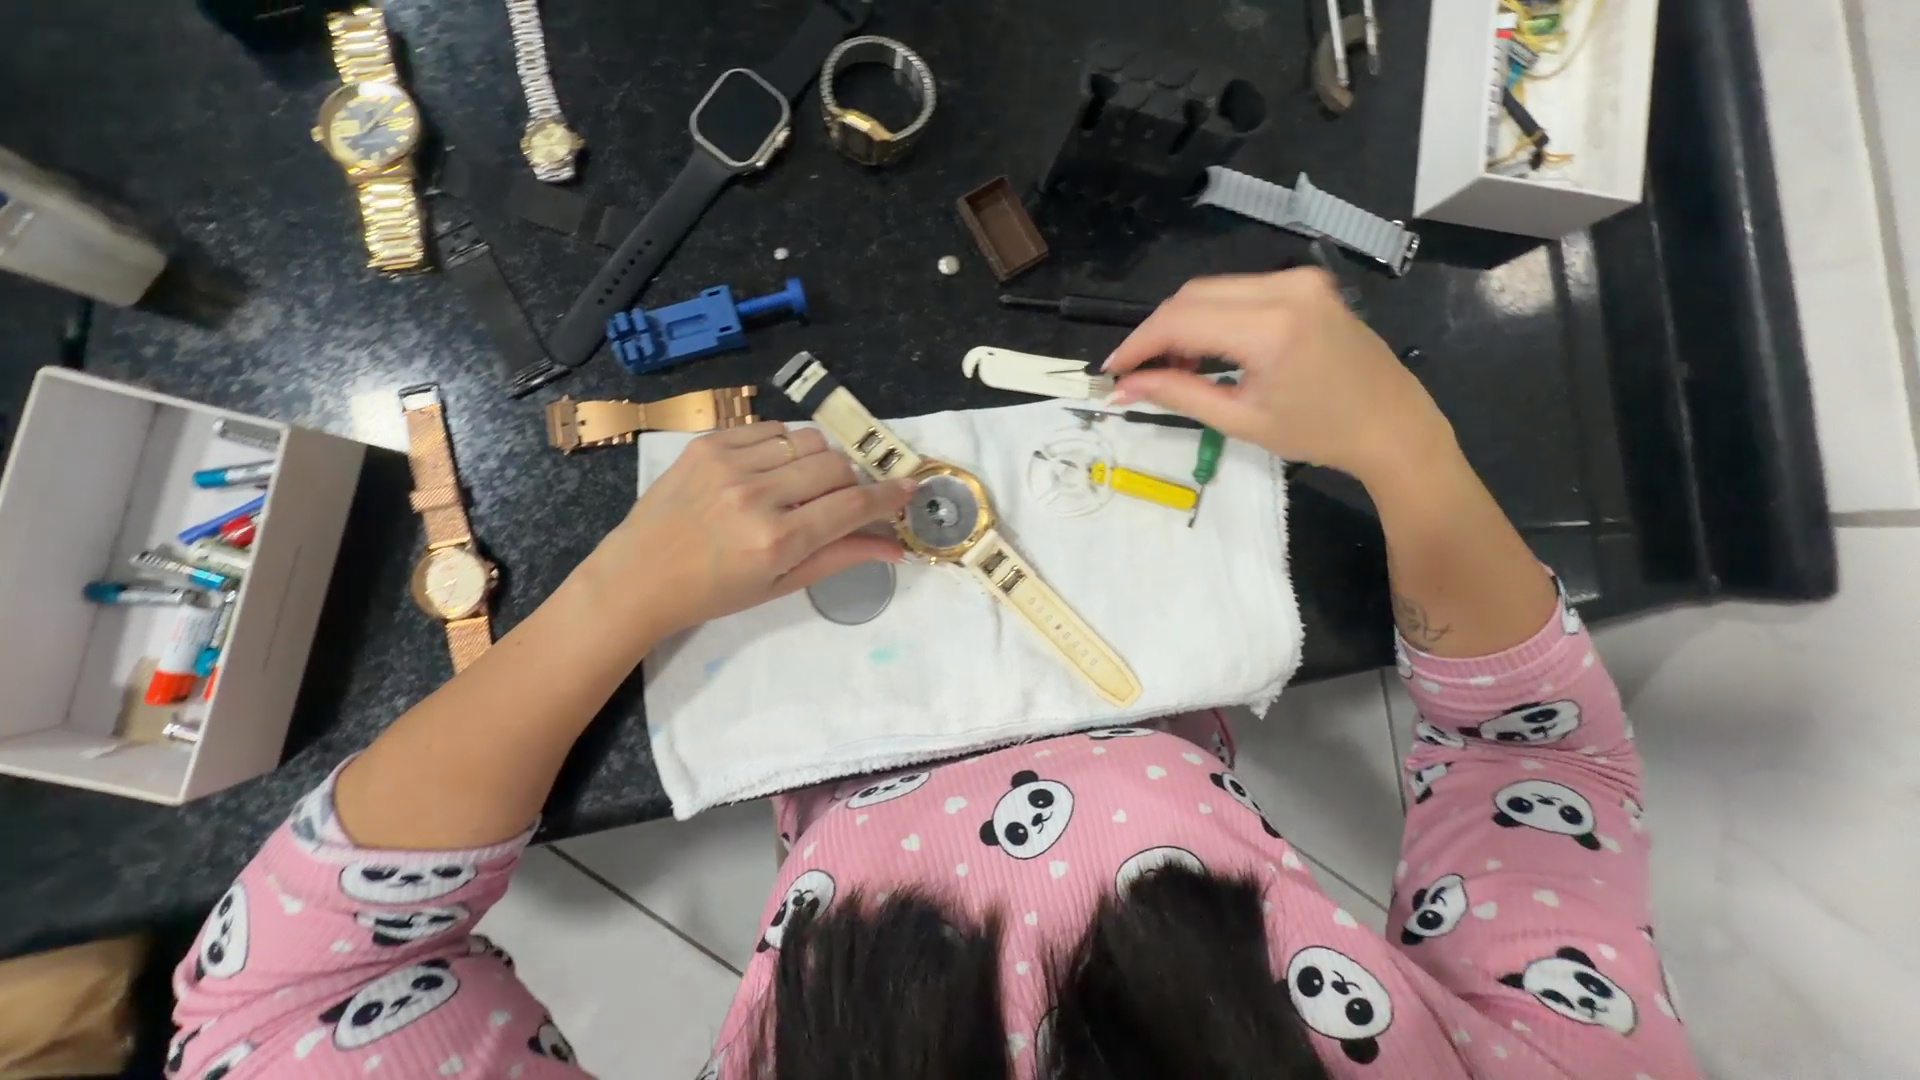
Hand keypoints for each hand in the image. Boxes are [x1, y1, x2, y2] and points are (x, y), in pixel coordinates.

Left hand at [592, 423, 914, 638]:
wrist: (638, 576)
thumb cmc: (713, 592)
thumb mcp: (781, 584)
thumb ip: (841, 557)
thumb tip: (896, 546)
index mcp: (777, 540)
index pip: (852, 504)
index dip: (888, 495)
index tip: (909, 488)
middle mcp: (756, 496)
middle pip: (837, 465)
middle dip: (850, 482)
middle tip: (839, 501)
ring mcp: (729, 464)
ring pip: (808, 440)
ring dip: (818, 461)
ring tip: (800, 486)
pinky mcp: (708, 443)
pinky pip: (771, 428)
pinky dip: (784, 446)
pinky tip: (769, 471)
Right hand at [1104, 270, 1455, 484]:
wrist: (1391, 423)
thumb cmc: (1319, 433)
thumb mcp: (1241, 420)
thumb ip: (1178, 395)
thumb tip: (1124, 388)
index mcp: (1271, 328)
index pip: (1180, 320)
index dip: (1137, 344)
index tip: (1111, 370)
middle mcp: (1285, 289)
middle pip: (1191, 296)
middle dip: (1156, 333)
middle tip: (1138, 373)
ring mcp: (1299, 280)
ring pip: (1211, 290)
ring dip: (1181, 323)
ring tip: (1175, 367)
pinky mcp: (1305, 283)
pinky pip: (1238, 290)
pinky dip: (1210, 316)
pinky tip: (1207, 349)